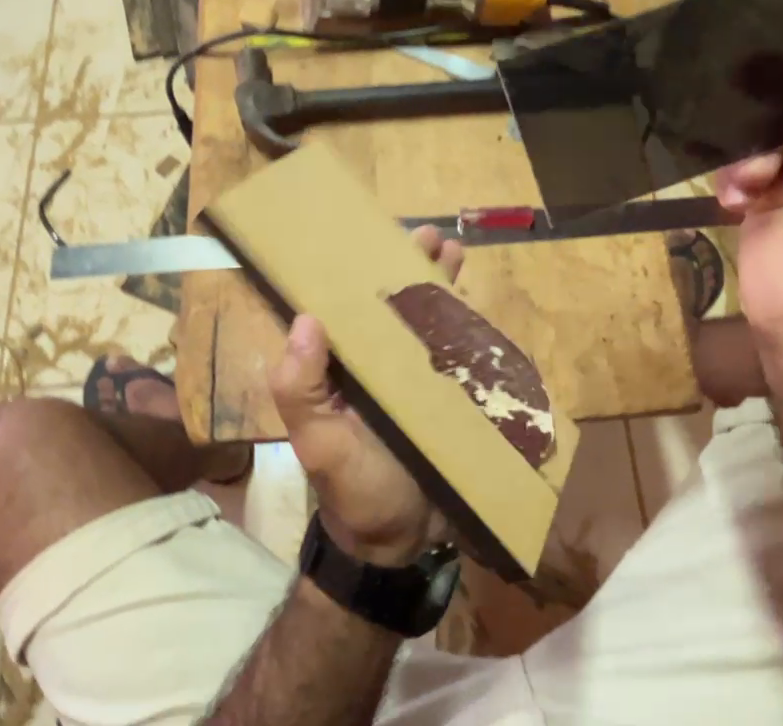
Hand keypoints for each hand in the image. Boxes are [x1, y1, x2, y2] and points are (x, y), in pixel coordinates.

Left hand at [270, 226, 462, 565]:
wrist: (402, 545)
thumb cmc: (353, 489)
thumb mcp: (318, 442)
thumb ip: (300, 388)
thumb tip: (305, 318)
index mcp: (341, 369)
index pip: (345, 308)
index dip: (358, 271)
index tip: (375, 238)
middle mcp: (376, 367)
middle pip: (393, 306)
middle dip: (411, 267)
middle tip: (431, 237)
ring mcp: (416, 382)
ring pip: (429, 323)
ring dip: (442, 287)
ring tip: (455, 252)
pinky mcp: (450, 400)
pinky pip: (461, 355)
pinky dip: (471, 328)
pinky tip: (482, 304)